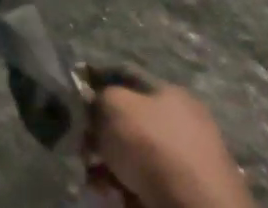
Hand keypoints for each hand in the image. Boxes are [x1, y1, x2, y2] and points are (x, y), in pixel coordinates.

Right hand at [90, 80, 255, 207]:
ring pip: (130, 148)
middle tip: (82, 137)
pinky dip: (122, 179)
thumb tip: (92, 101)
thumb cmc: (151, 144)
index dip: (93, 78)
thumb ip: (97, 94)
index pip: (123, 73)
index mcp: (170, 92)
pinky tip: (110, 185)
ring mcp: (186, 154)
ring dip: (106, 157)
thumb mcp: (113, 104)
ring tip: (93, 169)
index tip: (72, 92)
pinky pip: (142, 174)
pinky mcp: (184, 185)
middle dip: (99, 127)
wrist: (196, 204)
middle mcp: (182, 119)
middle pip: (126, 115)